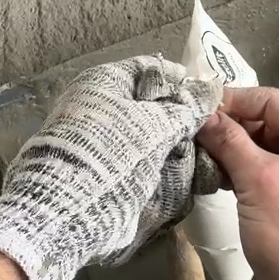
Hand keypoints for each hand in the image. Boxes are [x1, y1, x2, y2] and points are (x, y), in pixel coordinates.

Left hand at [0, 56, 219, 279]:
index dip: (181, 81)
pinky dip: (156, 162)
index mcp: (104, 81)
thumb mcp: (155, 126)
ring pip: (144, 132)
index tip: (210, 98)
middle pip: (148, 102)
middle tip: (210, 129)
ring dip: (170, 143)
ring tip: (202, 153)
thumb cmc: (111, 155)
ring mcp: (96, 136)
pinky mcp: (99, 166)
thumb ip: (186, 107)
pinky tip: (181, 172)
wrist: (67, 210)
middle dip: (178, 116)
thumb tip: (210, 88)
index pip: (151, 69)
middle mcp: (97, 103)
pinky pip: (135, 156)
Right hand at [196, 87, 278, 279]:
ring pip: (260, 150)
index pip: (272, 101)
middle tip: (190, 132)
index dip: (234, 100)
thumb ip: (229, 141)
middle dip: (228, 126)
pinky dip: (236, 172)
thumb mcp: (258, 181)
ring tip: (195, 155)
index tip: (196, 108)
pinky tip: (210, 177)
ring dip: (228, 150)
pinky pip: (260, 175)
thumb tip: (202, 113)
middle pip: (266, 123)